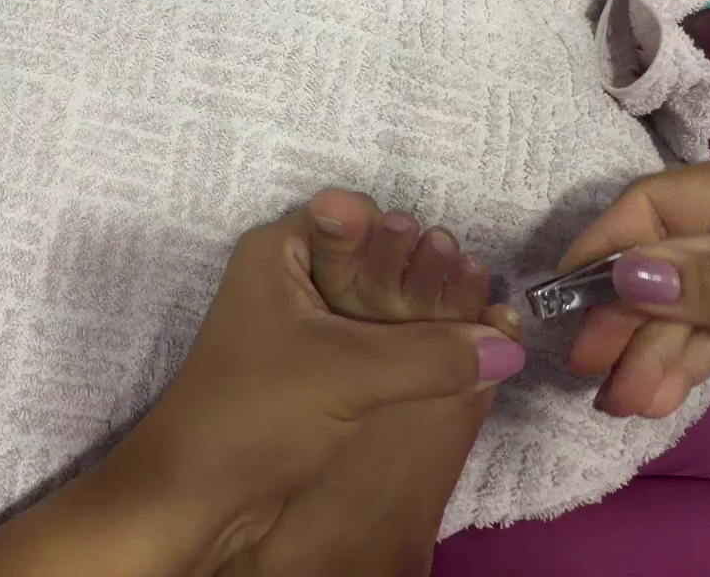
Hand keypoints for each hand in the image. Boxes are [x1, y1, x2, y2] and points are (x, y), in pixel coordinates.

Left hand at [118, 208, 525, 565]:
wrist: (201, 496)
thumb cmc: (258, 412)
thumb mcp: (348, 373)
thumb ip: (431, 355)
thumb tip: (509, 346)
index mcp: (280, 249)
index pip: (354, 214)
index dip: (399, 236)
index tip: (445, 263)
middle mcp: (290, 272)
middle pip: (370, 255)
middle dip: (419, 275)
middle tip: (469, 289)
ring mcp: (302, 318)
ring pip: (375, 300)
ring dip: (419, 315)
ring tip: (474, 322)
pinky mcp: (315, 361)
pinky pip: (371, 338)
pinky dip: (407, 346)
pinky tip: (453, 357)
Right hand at [561, 142, 709, 445]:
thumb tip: (618, 273)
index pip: (661, 201)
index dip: (605, 244)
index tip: (559, 293)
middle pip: (669, 258)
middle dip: (630, 316)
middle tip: (584, 368)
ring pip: (689, 300)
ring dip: (656, 350)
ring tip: (620, 404)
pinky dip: (692, 360)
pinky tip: (657, 395)